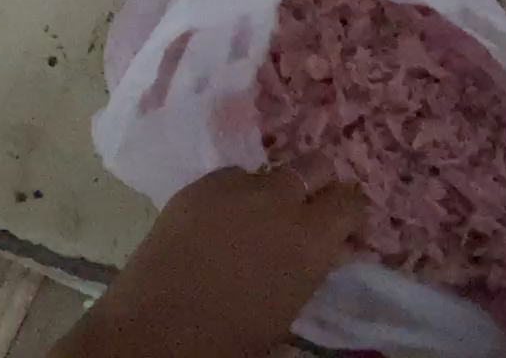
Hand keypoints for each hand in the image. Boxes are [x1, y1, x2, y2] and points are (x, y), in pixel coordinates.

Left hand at [54, 162, 365, 357]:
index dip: (350, 214)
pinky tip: (218, 224)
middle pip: (316, 166)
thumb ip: (311, 269)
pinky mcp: (201, 183)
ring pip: (270, 172)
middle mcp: (280, 199)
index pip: (350, 201)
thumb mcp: (287, 311)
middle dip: (318, 185)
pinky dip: (234, 195)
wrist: (155, 330)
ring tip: (254, 222)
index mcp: (310, 238)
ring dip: (273, 192)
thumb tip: (327, 250)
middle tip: (306, 214)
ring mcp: (237, 184)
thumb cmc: (229, 340)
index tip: (344, 231)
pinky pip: (231, 179)